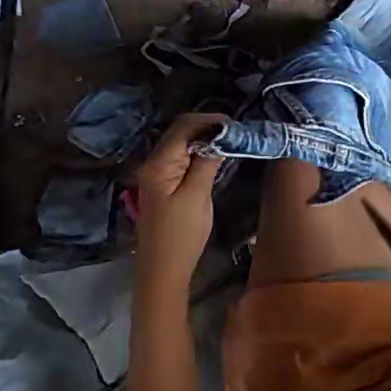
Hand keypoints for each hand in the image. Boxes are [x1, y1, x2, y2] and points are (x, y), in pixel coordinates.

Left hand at [133, 114, 225, 280]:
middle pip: (180, 133)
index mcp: (159, 163)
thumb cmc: (181, 235)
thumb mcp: (197, 196)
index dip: (209, 121)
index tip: (236, 125)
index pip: (183, 127)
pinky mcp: (164, 186)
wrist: (163, 269)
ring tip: (231, 142)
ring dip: (204, 140)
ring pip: (182, 145)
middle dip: (208, 128)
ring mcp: (158, 175)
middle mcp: (154, 163)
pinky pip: (182, 160)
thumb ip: (206, 163)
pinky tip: (215, 158)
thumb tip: (220, 136)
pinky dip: (199, 154)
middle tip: (237, 133)